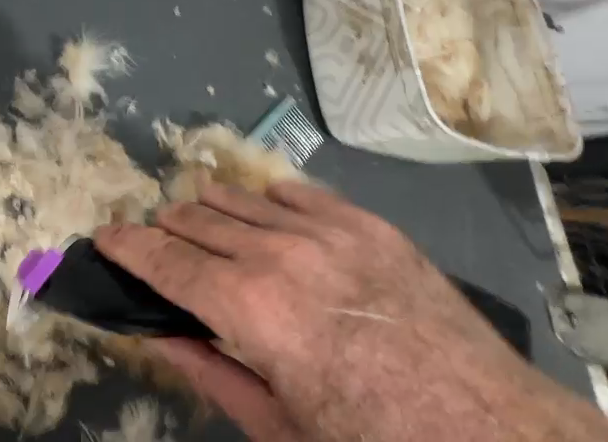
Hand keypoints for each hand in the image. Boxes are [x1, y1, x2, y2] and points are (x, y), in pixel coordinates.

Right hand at [95, 183, 532, 441]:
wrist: (503, 438)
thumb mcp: (282, 428)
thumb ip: (209, 373)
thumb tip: (156, 334)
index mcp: (246, 307)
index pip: (157, 255)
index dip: (121, 243)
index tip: (103, 238)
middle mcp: (274, 253)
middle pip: (187, 216)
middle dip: (165, 235)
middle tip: (168, 259)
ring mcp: (323, 230)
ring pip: (229, 195)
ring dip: (207, 215)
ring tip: (215, 242)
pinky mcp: (365, 223)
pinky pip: (287, 189)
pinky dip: (264, 205)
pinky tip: (274, 232)